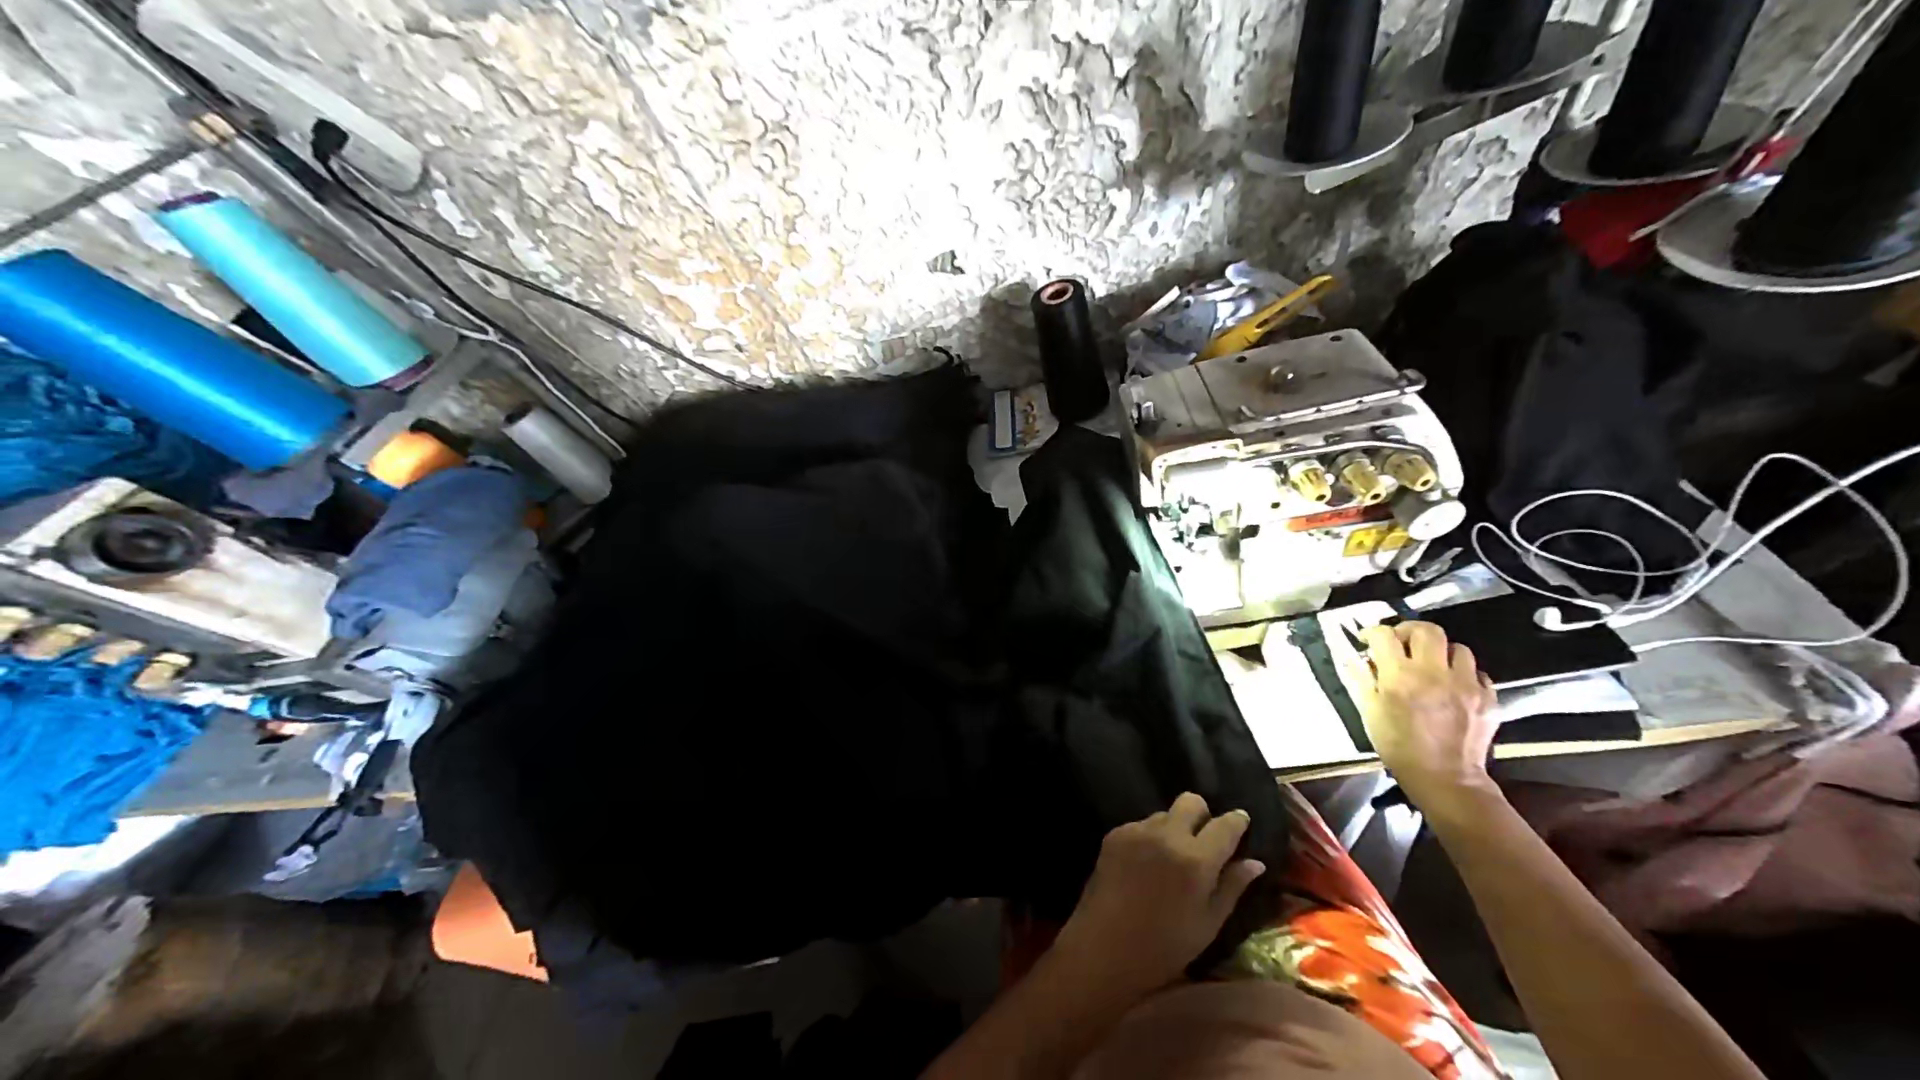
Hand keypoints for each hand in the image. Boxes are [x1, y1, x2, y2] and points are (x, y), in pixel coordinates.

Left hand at [1050, 793, 1266, 1002]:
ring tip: (1171, 859)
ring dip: (1174, 828)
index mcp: (1196, 859)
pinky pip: (1141, 825)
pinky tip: (1146, 865)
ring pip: (1164, 813)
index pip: (1225, 825)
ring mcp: (1137, 831)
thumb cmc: (1164, 946)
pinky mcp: (1114, 834)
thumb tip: (1255, 862)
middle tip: (1204, 840)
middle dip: (1203, 814)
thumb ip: (1231, 887)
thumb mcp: (1208, 923)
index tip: (1241, 822)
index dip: (1237, 821)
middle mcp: (1167, 835)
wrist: (1104, 947)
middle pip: (1190, 801)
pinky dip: (1150, 838)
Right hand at [1356, 622, 1499, 812]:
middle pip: (1427, 630)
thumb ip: (1361, 680)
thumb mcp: (1369, 713)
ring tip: (1432, 664)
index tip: (1368, 640)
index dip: (1372, 632)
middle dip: (1410, 630)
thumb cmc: (1398, 747)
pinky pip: (1477, 673)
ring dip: (1441, 651)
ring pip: (1457, 648)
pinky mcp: (1488, 698)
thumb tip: (1353, 656)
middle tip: (1402, 642)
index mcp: (1399, 676)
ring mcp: (1466, 684)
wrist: (1445, 778)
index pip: (1384, 635)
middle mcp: (1434, 673)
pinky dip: (1463, 673)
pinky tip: (1453, 686)